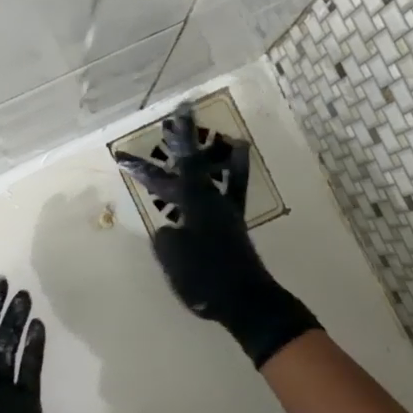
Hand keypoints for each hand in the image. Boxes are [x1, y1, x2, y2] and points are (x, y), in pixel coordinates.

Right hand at [114, 103, 319, 368]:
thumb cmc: (205, 277)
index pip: (177, 166)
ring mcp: (224, 213)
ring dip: (199, 157)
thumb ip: (166, 237)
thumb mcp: (172, 256)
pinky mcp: (230, 228)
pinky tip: (232, 167)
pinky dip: (231, 175)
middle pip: (189, 166)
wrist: (245, 301)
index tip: (175, 111)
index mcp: (196, 202)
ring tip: (196, 136)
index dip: (170, 143)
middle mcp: (212, 200)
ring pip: (207, 177)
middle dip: (177, 144)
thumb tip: (171, 232)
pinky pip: (229, 193)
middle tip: (178, 112)